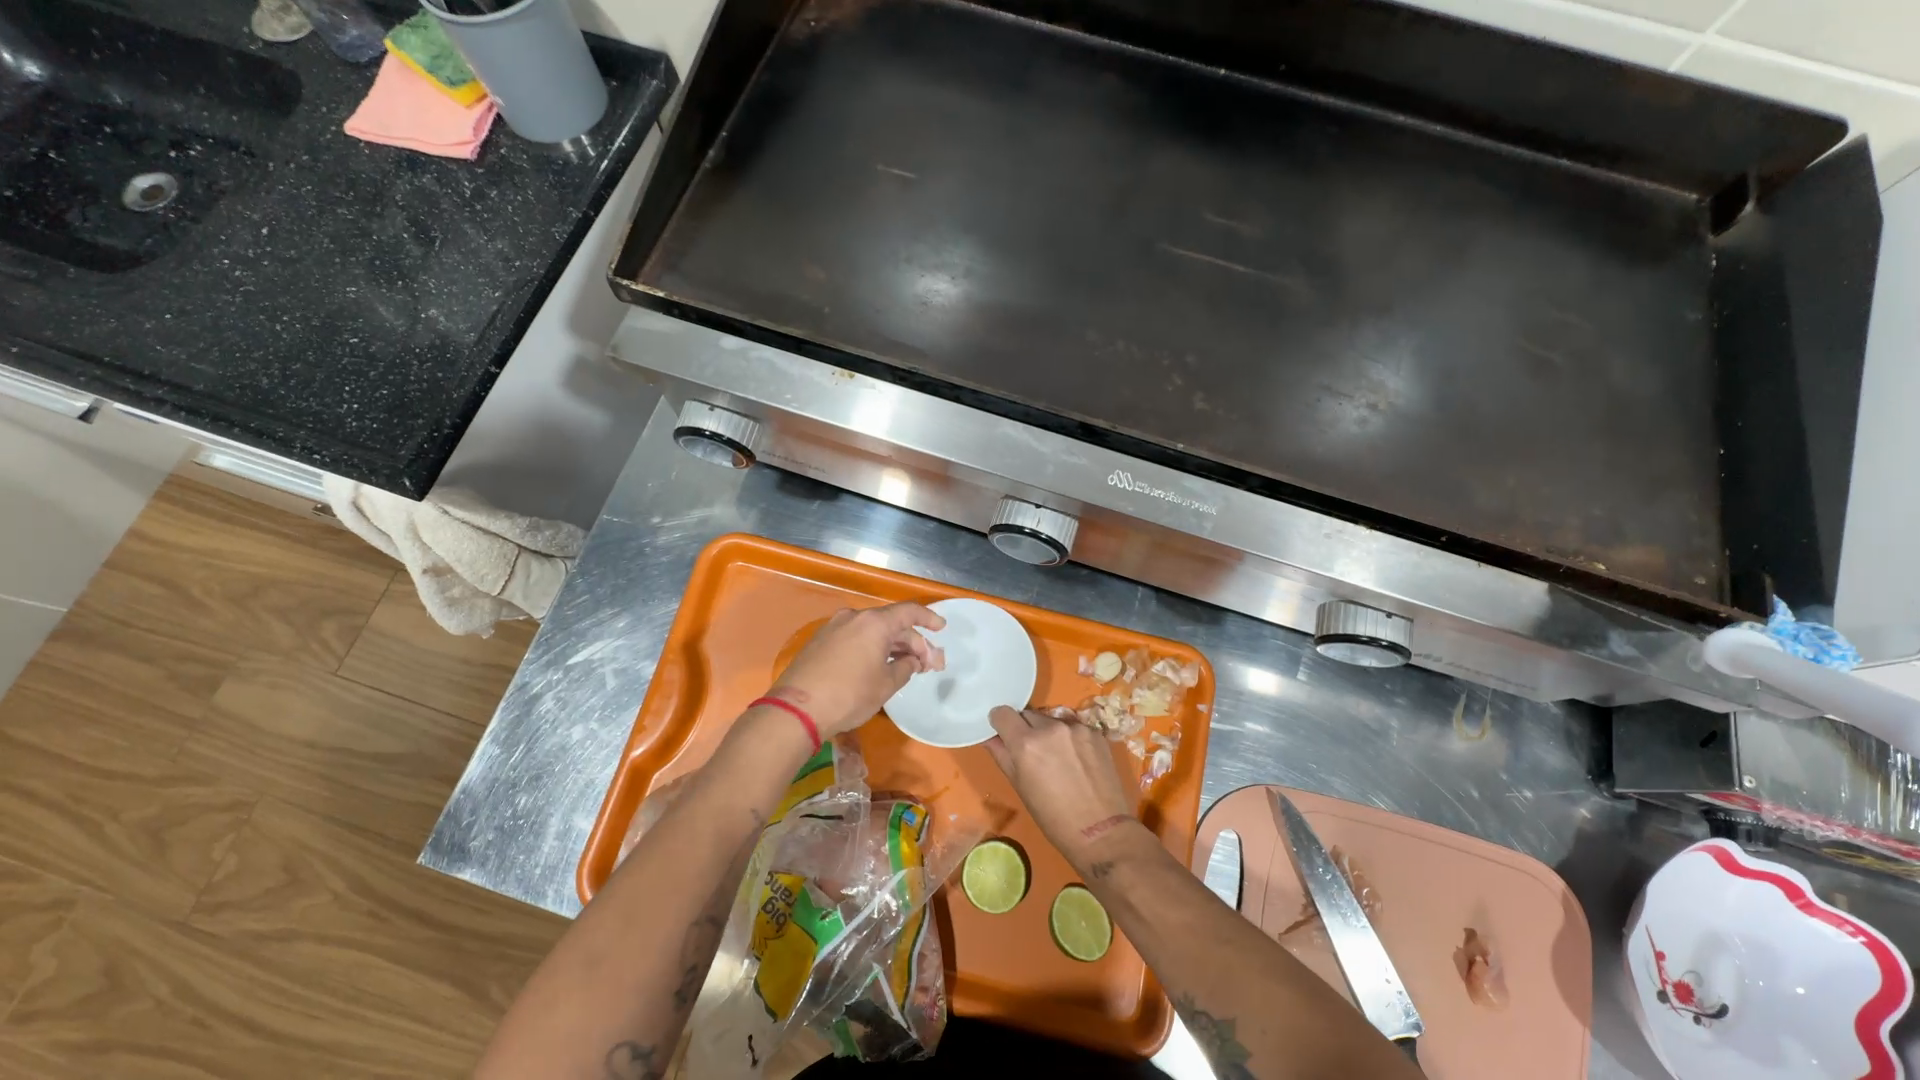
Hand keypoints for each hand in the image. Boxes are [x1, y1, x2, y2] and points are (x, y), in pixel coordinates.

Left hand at [766, 602, 946, 737]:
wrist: (796, 710)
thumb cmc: (849, 696)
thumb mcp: (885, 685)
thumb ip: (905, 668)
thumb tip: (911, 661)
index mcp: (874, 623)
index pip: (909, 612)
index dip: (928, 618)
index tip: (941, 628)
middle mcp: (853, 618)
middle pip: (891, 623)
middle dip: (912, 642)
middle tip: (927, 664)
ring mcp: (833, 628)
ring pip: (871, 631)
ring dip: (891, 646)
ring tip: (905, 667)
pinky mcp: (819, 642)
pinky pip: (854, 638)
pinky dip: (871, 648)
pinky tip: (878, 666)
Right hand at [985, 707, 1136, 867]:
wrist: (1100, 831)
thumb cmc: (1053, 817)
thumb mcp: (1020, 787)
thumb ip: (1002, 755)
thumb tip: (991, 737)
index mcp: (1026, 743)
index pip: (1003, 713)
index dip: (1000, 722)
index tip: (1004, 733)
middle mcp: (1050, 728)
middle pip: (1028, 715)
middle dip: (1025, 729)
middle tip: (1032, 753)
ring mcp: (1076, 728)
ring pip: (1052, 720)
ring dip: (1049, 733)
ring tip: (1058, 759)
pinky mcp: (1096, 732)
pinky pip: (1074, 727)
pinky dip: (1070, 738)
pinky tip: (1078, 761)